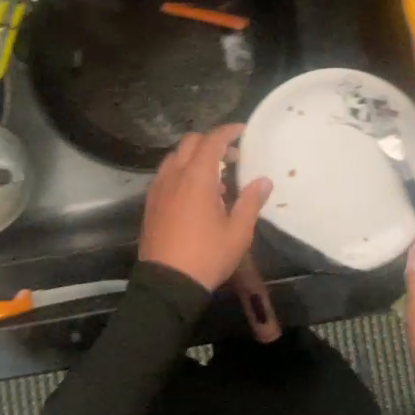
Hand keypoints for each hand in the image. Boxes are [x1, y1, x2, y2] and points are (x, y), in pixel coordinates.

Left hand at [139, 125, 273, 290]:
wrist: (167, 283)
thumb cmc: (207, 256)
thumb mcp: (238, 232)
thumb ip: (250, 202)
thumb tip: (263, 180)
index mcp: (197, 177)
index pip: (212, 141)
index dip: (228, 131)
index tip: (242, 131)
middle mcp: (174, 175)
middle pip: (190, 142)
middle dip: (211, 141)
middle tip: (232, 156)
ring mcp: (158, 188)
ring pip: (175, 157)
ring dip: (194, 156)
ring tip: (214, 176)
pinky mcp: (150, 202)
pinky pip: (166, 173)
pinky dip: (181, 170)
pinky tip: (194, 192)